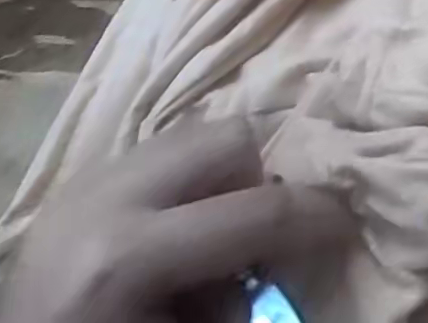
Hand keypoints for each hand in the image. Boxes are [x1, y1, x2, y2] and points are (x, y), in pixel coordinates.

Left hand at [0, 118, 353, 322]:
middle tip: (256, 238)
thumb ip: (240, 297)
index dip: (313, 214)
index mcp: (126, 257)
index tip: (347, 218)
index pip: (254, 211)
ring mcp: (89, 176)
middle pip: (228, 137)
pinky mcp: (81, 173)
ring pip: (199, 130)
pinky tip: (174, 228)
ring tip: (211, 232)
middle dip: (261, 179)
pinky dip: (188, 178)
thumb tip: (284, 255)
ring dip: (224, 173)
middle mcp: (106, 195)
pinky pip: (164, 148)